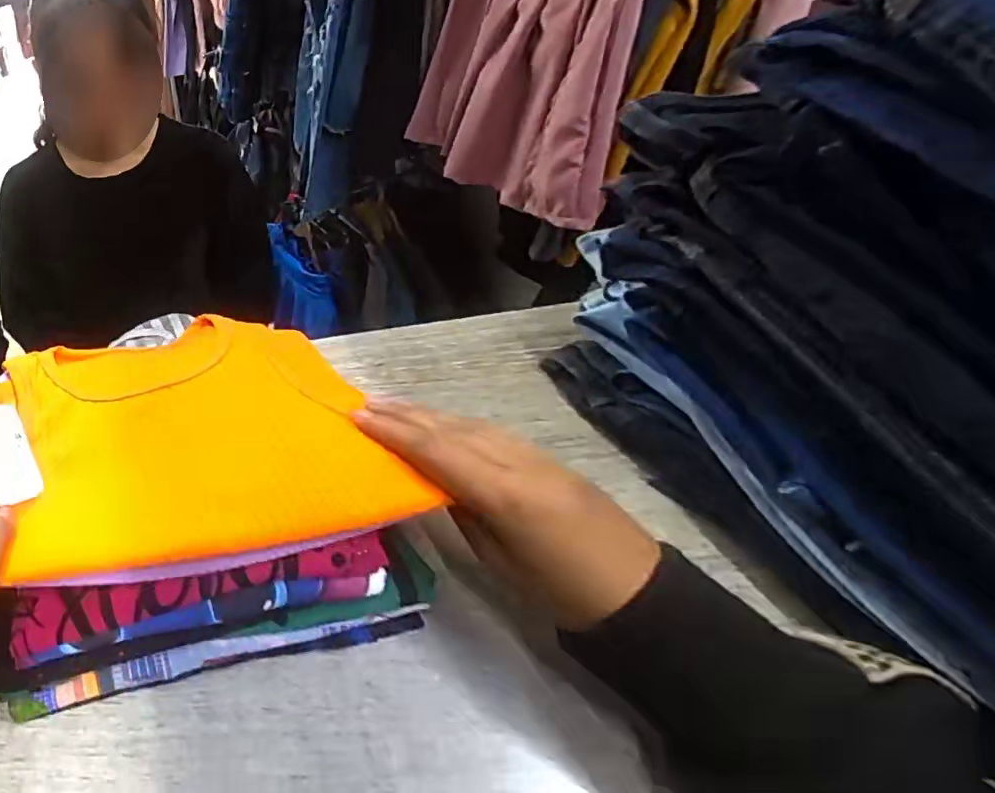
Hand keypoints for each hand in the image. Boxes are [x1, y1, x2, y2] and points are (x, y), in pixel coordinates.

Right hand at [354, 399, 660, 630]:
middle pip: (449, 428)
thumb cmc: (561, 591)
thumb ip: (465, 515)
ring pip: (466, 422)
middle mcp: (513, 460)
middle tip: (362, 404)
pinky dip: (452, 422)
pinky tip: (437, 422)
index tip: (358, 417)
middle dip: (404, 414)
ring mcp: (529, 453)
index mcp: (502, 492)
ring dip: (425, 413)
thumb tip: (436, 486)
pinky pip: (485, 429)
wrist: (636, 588)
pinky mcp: (539, 455)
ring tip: (389, 407)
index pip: (437, 450)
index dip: (395, 432)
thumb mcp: (500, 562)